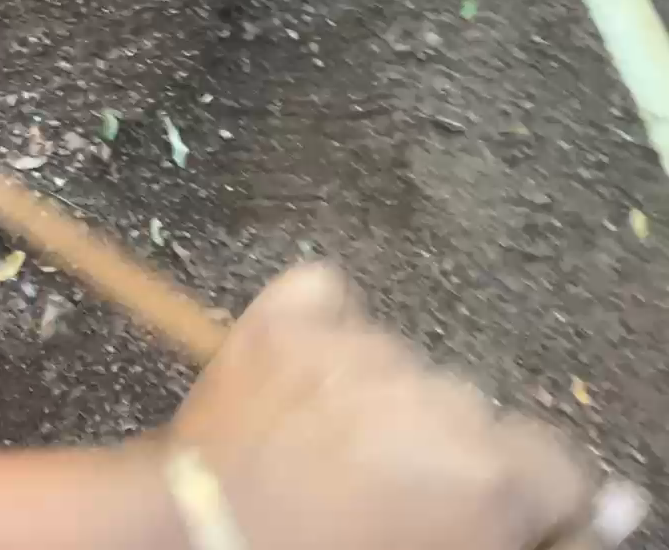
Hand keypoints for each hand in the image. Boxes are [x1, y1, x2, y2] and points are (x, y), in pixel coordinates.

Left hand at [169, 263, 638, 549]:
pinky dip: (322, 311)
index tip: (473, 495)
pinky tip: (310, 348)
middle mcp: (424, 395)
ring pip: (392, 349)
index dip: (514, 482)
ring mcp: (345, 348)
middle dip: (434, 432)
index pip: (551, 458)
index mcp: (488, 469)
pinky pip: (322, 287)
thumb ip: (528, 523)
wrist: (214, 522)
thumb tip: (597, 501)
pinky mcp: (277, 319)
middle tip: (380, 466)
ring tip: (326, 423)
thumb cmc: (333, 547)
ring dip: (372, 379)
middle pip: (463, 401)